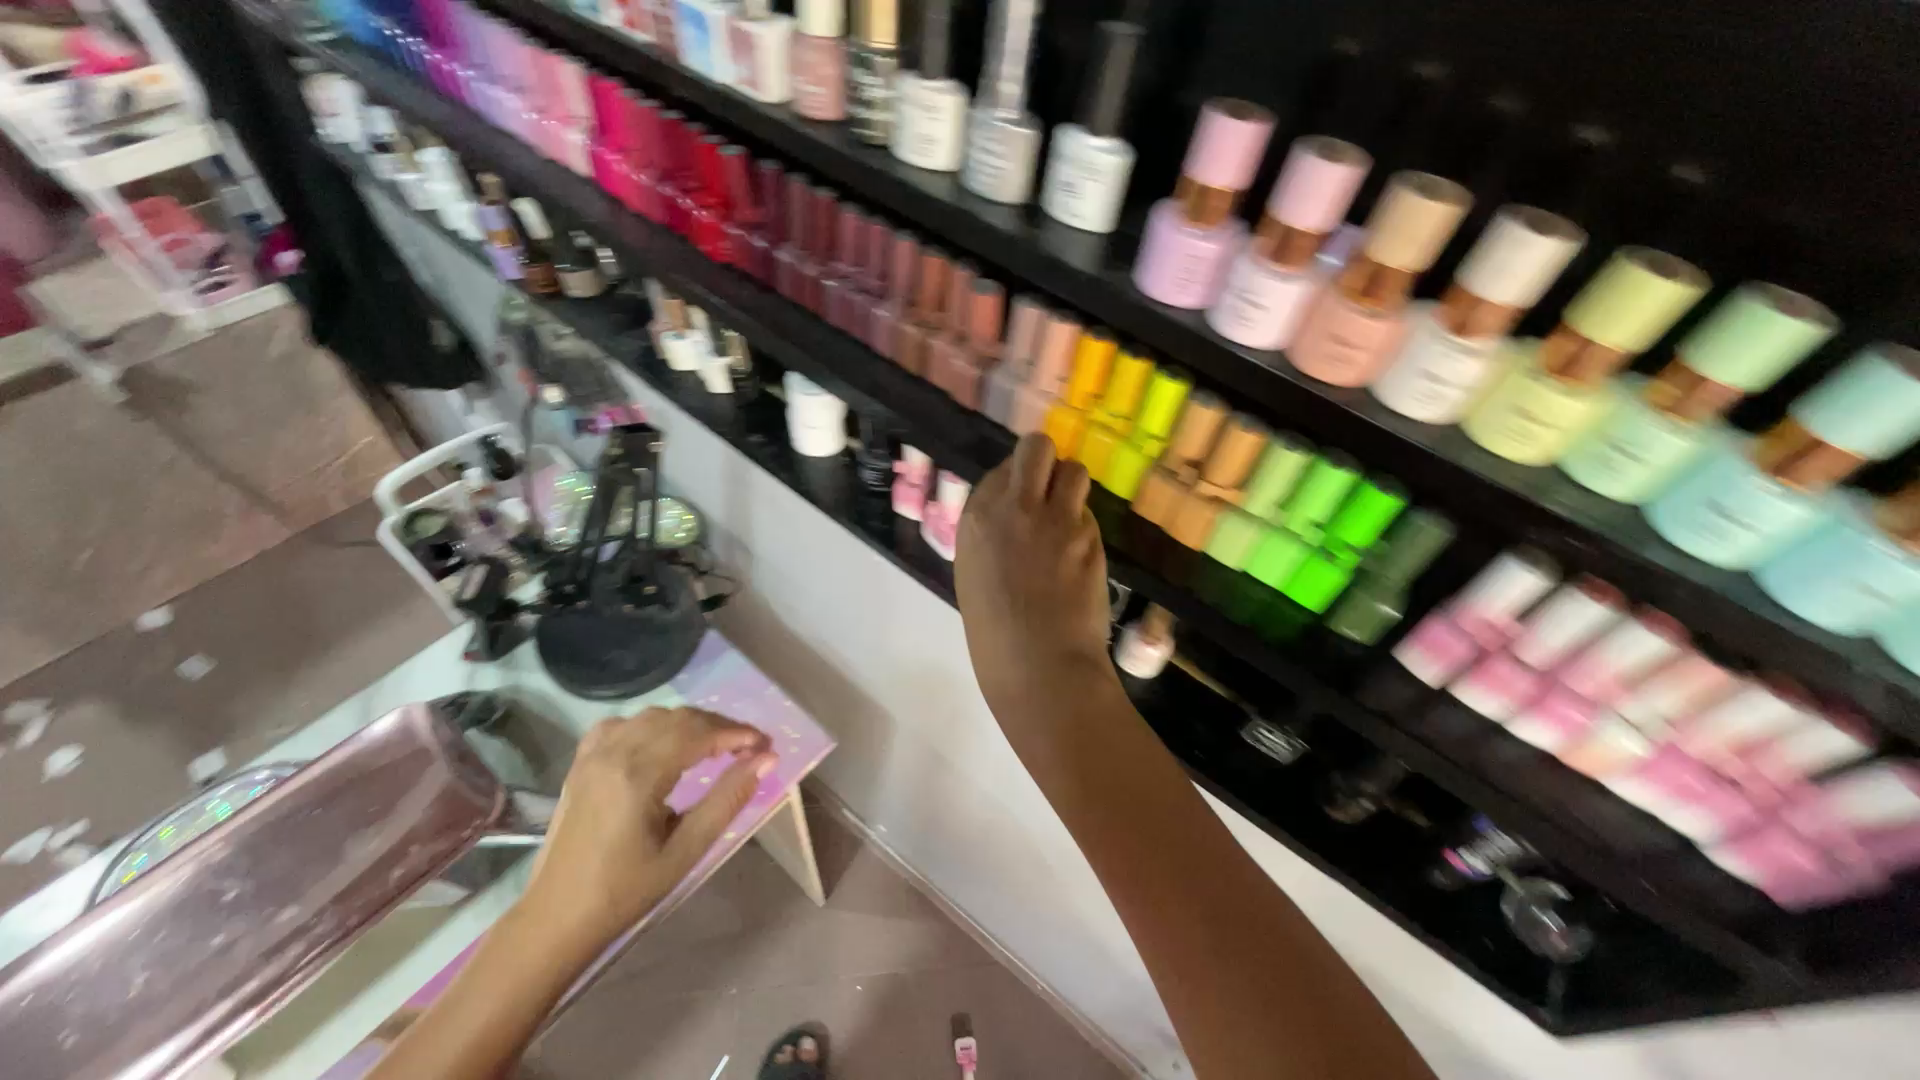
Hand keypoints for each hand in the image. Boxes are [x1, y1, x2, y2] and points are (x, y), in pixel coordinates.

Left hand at [521, 707, 774, 943]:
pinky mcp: (581, 763)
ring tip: (714, 746)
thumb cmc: (626, 891)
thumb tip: (766, 760)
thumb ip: (727, 799)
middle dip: (718, 726)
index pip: (699, 734)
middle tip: (748, 748)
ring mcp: (593, 754)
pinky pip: (622, 724)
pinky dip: (651, 725)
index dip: (737, 733)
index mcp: (639, 774)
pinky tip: (663, 743)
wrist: (557, 915)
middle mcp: (614, 752)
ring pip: (652, 716)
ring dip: (688, 723)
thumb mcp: (685, 851)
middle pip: (678, 718)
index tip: (765, 745)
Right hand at [956, 434, 1114, 711]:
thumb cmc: (995, 634)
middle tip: (1048, 494)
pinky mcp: (1088, 535)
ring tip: (1068, 520)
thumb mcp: (975, 573)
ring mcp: (1054, 518)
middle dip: (1045, 464)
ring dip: (1072, 489)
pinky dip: (1085, 526)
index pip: (1002, 469)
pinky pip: (1089, 512)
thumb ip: (992, 536)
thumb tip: (1014, 520)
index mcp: (975, 518)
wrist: (1038, 664)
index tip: (1022, 504)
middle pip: (1036, 447)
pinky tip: (1078, 556)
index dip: (1017, 482)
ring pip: (1073, 470)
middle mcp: (1013, 506)